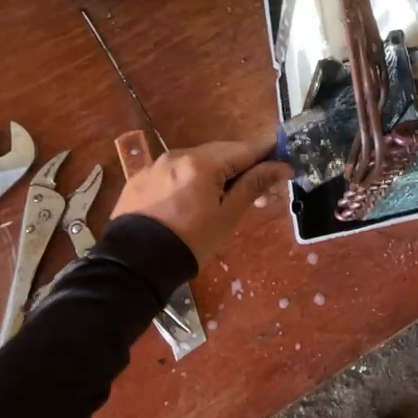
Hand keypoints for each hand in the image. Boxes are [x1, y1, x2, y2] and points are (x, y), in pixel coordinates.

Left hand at [111, 134, 292, 265]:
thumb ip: (254, 185)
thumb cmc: (190, 242)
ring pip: (197, 162)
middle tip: (259, 192)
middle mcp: (178, 155)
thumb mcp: (227, 216)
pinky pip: (175, 173)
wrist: (132, 269)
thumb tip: (282, 166)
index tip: (285, 164)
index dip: (268, 155)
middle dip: (243, 168)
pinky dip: (190, 181)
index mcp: (202, 162)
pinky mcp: (140, 180)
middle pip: (222, 153)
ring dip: (216, 174)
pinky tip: (192, 203)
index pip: (246, 149)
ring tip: (225, 201)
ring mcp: (156, 166)